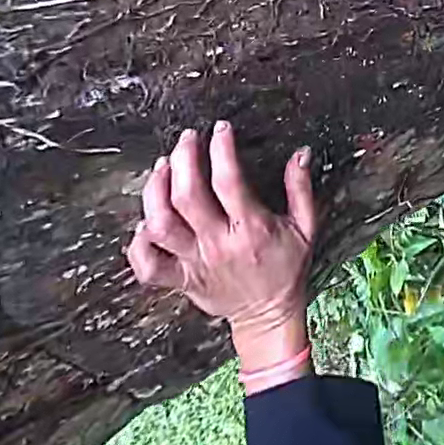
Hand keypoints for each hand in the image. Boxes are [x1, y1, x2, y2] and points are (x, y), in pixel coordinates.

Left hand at [127, 121, 317, 390]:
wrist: (269, 314)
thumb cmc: (287, 267)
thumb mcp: (306, 225)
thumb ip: (301, 188)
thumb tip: (300, 153)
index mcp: (251, 228)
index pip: (229, 181)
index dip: (221, 149)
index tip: (221, 129)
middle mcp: (218, 243)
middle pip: (187, 196)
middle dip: (183, 159)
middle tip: (187, 139)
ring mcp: (194, 263)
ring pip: (160, 225)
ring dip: (156, 191)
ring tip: (162, 167)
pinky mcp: (180, 280)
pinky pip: (147, 266)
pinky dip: (137, 243)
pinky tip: (145, 220)